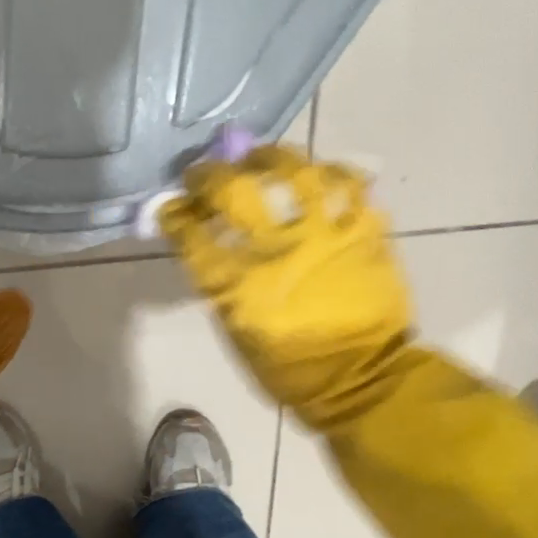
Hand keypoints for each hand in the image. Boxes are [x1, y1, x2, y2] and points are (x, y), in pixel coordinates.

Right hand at [159, 145, 537, 537]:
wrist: (361, 380)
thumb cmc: (288, 370)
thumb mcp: (236, 333)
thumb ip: (223, 288)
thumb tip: (212, 248)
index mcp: (237, 285)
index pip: (192, 234)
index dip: (175, 215)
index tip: (171, 208)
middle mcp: (276, 251)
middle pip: (234, 191)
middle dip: (210, 175)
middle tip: (203, 173)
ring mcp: (326, 235)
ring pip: (295, 171)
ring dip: (270, 157)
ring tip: (259, 157)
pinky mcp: (366, 230)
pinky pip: (348, 184)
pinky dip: (328, 173)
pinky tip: (316, 175)